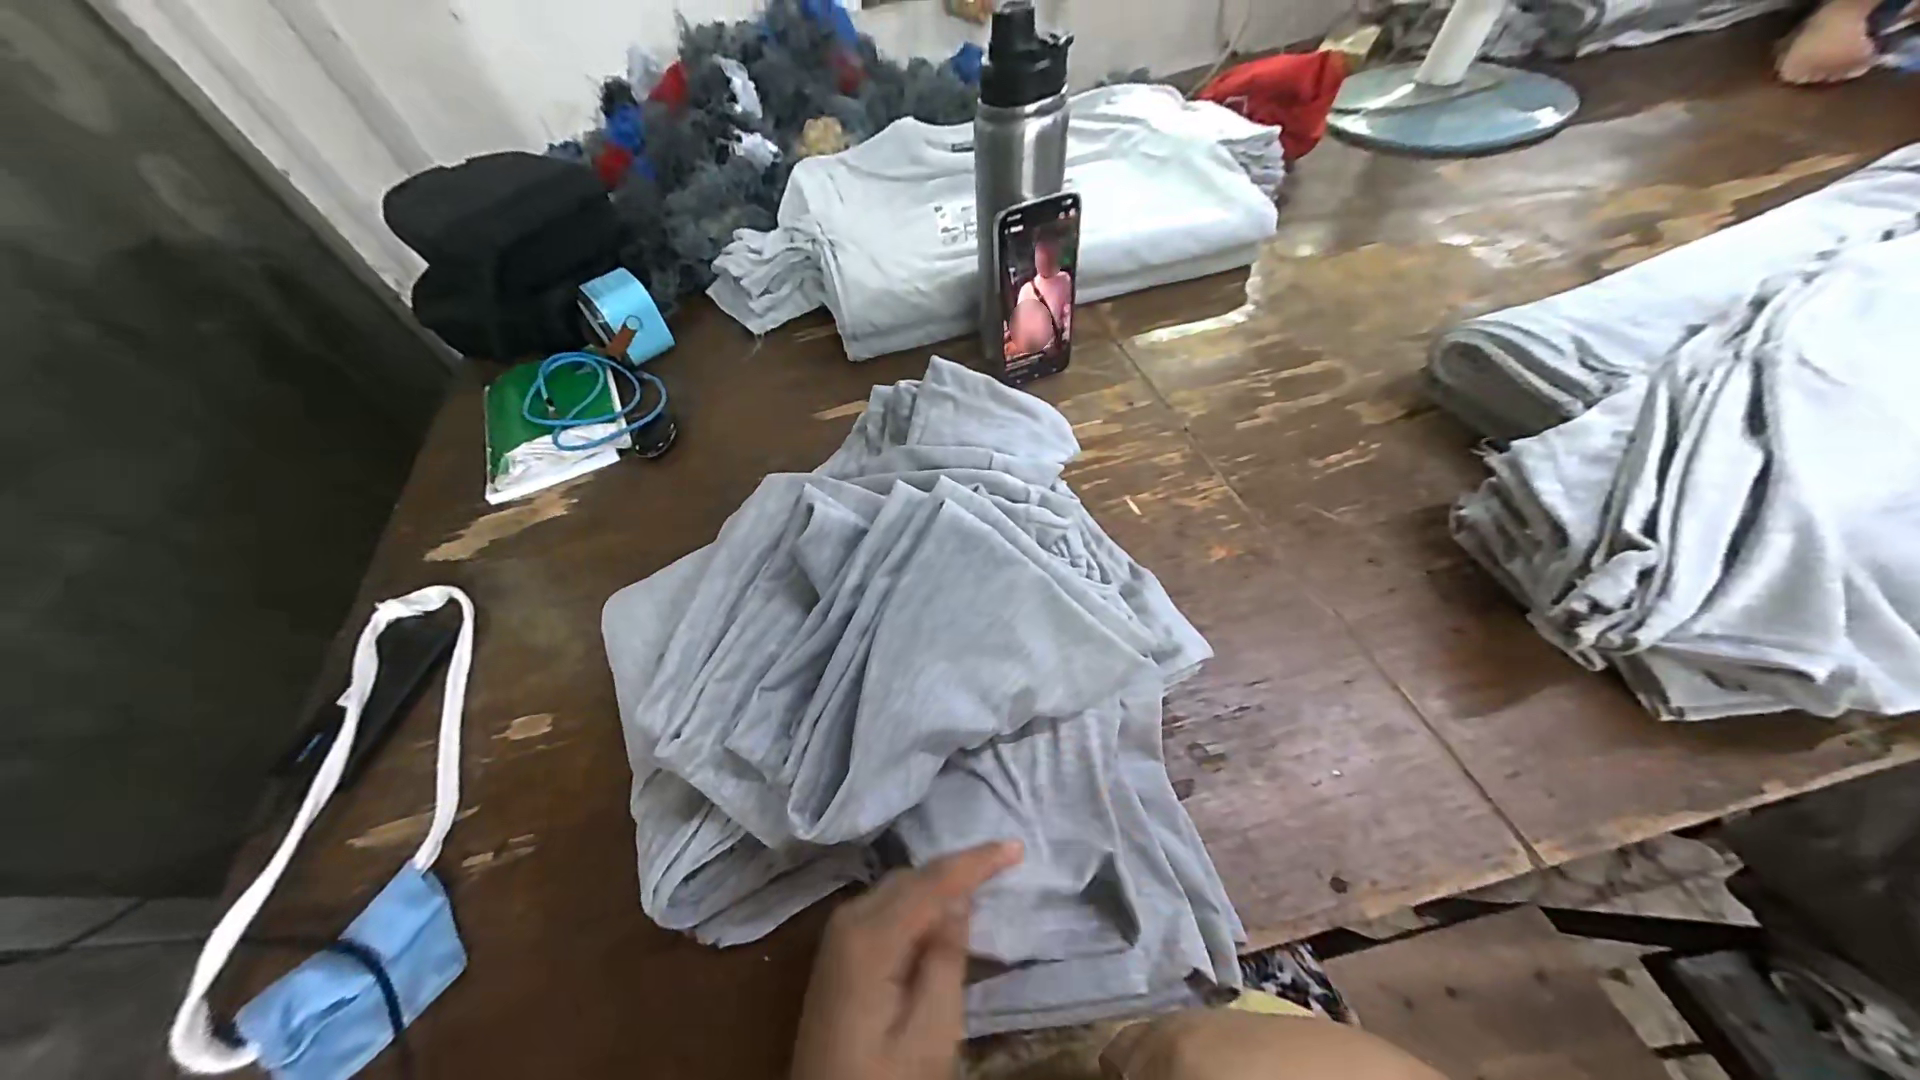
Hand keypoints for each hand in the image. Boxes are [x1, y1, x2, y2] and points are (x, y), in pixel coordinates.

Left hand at [791, 841, 1023, 1079]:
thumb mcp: (931, 1034)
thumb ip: (947, 958)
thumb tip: (959, 899)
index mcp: (869, 936)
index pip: (931, 881)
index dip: (976, 860)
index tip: (1016, 846)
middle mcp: (849, 918)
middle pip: (913, 877)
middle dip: (957, 869)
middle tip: (1003, 865)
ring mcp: (839, 933)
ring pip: (899, 887)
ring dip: (939, 884)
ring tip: (981, 881)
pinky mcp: (839, 949)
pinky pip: (887, 906)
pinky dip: (918, 902)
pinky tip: (941, 911)